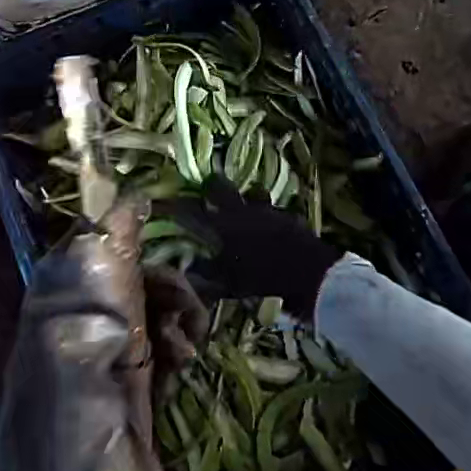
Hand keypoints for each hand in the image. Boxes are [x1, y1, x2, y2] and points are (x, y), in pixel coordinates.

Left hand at [0, 199, 163, 470]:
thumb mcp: (82, 348)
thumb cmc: (74, 437)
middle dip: (163, 282)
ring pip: (149, 309)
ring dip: (177, 313)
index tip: (158, 215)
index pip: (87, 249)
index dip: (122, 229)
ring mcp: (107, 361)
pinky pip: (161, 343)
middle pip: (128, 277)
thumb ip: (99, 277)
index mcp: (57, 314)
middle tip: (188, 309)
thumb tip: (119, 207)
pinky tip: (189, 360)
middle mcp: (79, 330)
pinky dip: (179, 342)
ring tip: (191, 341)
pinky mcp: (134, 389)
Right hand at [159, 179, 343, 318]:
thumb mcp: (230, 284)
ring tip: (242, 203)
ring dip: (244, 197)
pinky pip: (272, 208)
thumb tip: (187, 270)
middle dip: (209, 187)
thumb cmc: (264, 278)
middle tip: (203, 188)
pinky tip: (268, 222)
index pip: (190, 212)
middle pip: (219, 188)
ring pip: (250, 192)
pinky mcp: (286, 215)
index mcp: (223, 226)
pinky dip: (267, 213)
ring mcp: (266, 210)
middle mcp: (242, 211)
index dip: (174, 206)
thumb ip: (207, 275)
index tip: (161, 201)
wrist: (309, 270)